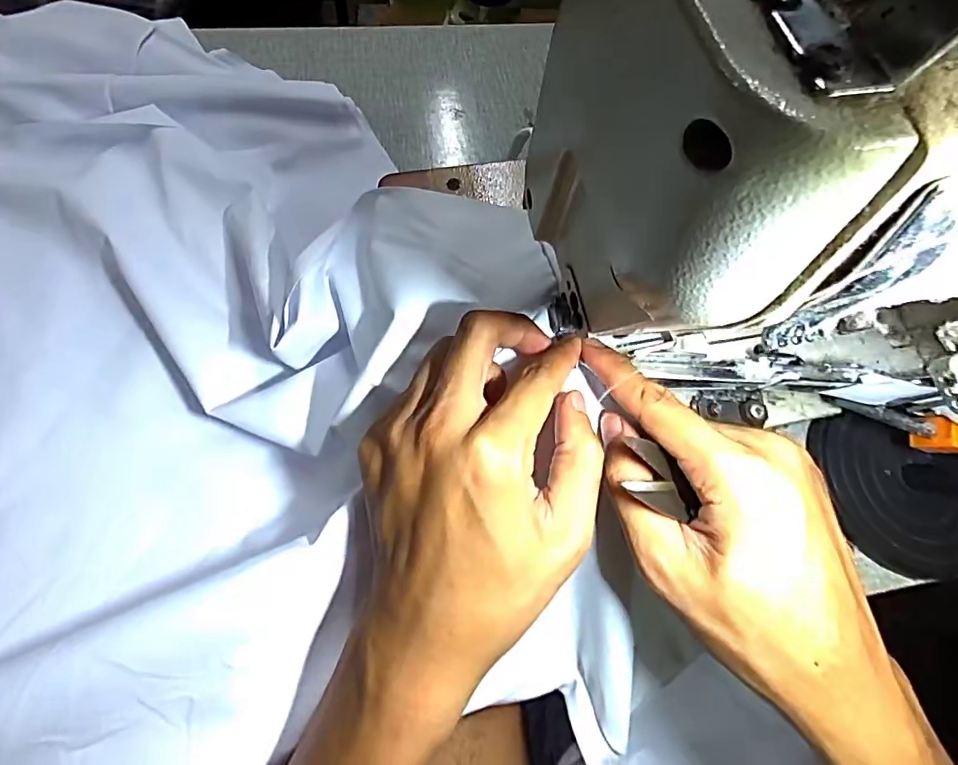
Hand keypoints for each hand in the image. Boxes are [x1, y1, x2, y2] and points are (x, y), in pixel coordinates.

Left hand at [295, 312, 601, 763]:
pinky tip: (467, 422)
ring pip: (442, 353)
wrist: (420, 631)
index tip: (572, 348)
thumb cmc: (497, 591)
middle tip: (536, 346)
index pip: (533, 374)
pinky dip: (447, 387)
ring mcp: (398, 433)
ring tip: (503, 392)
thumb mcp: (566, 534)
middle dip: (514, 326)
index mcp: (489, 454)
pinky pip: (417, 386)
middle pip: (474, 333)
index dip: (562, 355)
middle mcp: (436, 431)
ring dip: (479, 357)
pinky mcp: (377, 442)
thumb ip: (580, 453)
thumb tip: (570, 399)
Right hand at [585, 340, 948, 764]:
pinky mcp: (796, 468)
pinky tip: (717, 516)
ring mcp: (790, 457)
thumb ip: (630, 490)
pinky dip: (709, 468)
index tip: (596, 354)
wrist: (834, 665)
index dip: (618, 375)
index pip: (660, 405)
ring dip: (682, 461)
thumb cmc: (768, 633)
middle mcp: (773, 452)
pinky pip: (733, 447)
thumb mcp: (671, 568)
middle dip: (650, 444)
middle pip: (682, 423)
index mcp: (742, 471)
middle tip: (646, 494)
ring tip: (695, 522)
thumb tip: (616, 439)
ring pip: (706, 435)